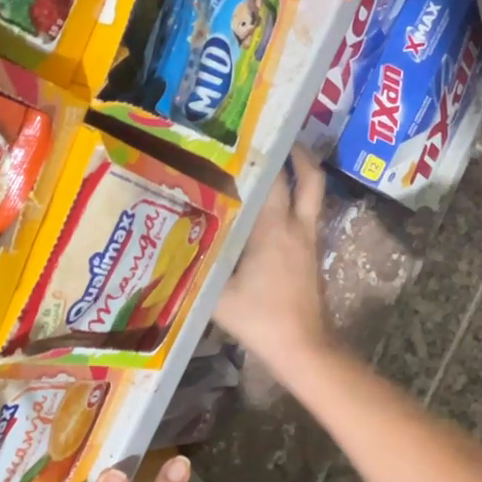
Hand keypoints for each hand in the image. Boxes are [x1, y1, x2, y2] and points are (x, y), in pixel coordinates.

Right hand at [215, 147, 331, 367]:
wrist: (304, 348)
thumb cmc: (261, 319)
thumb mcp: (218, 293)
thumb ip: (195, 264)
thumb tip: (166, 243)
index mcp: (274, 229)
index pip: (272, 179)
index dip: (260, 154)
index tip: (243, 134)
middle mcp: (298, 227)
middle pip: (309, 178)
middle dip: (293, 153)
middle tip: (270, 137)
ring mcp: (310, 242)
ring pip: (315, 195)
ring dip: (302, 174)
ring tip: (276, 161)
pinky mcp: (314, 257)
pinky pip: (309, 216)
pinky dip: (297, 200)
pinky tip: (272, 207)